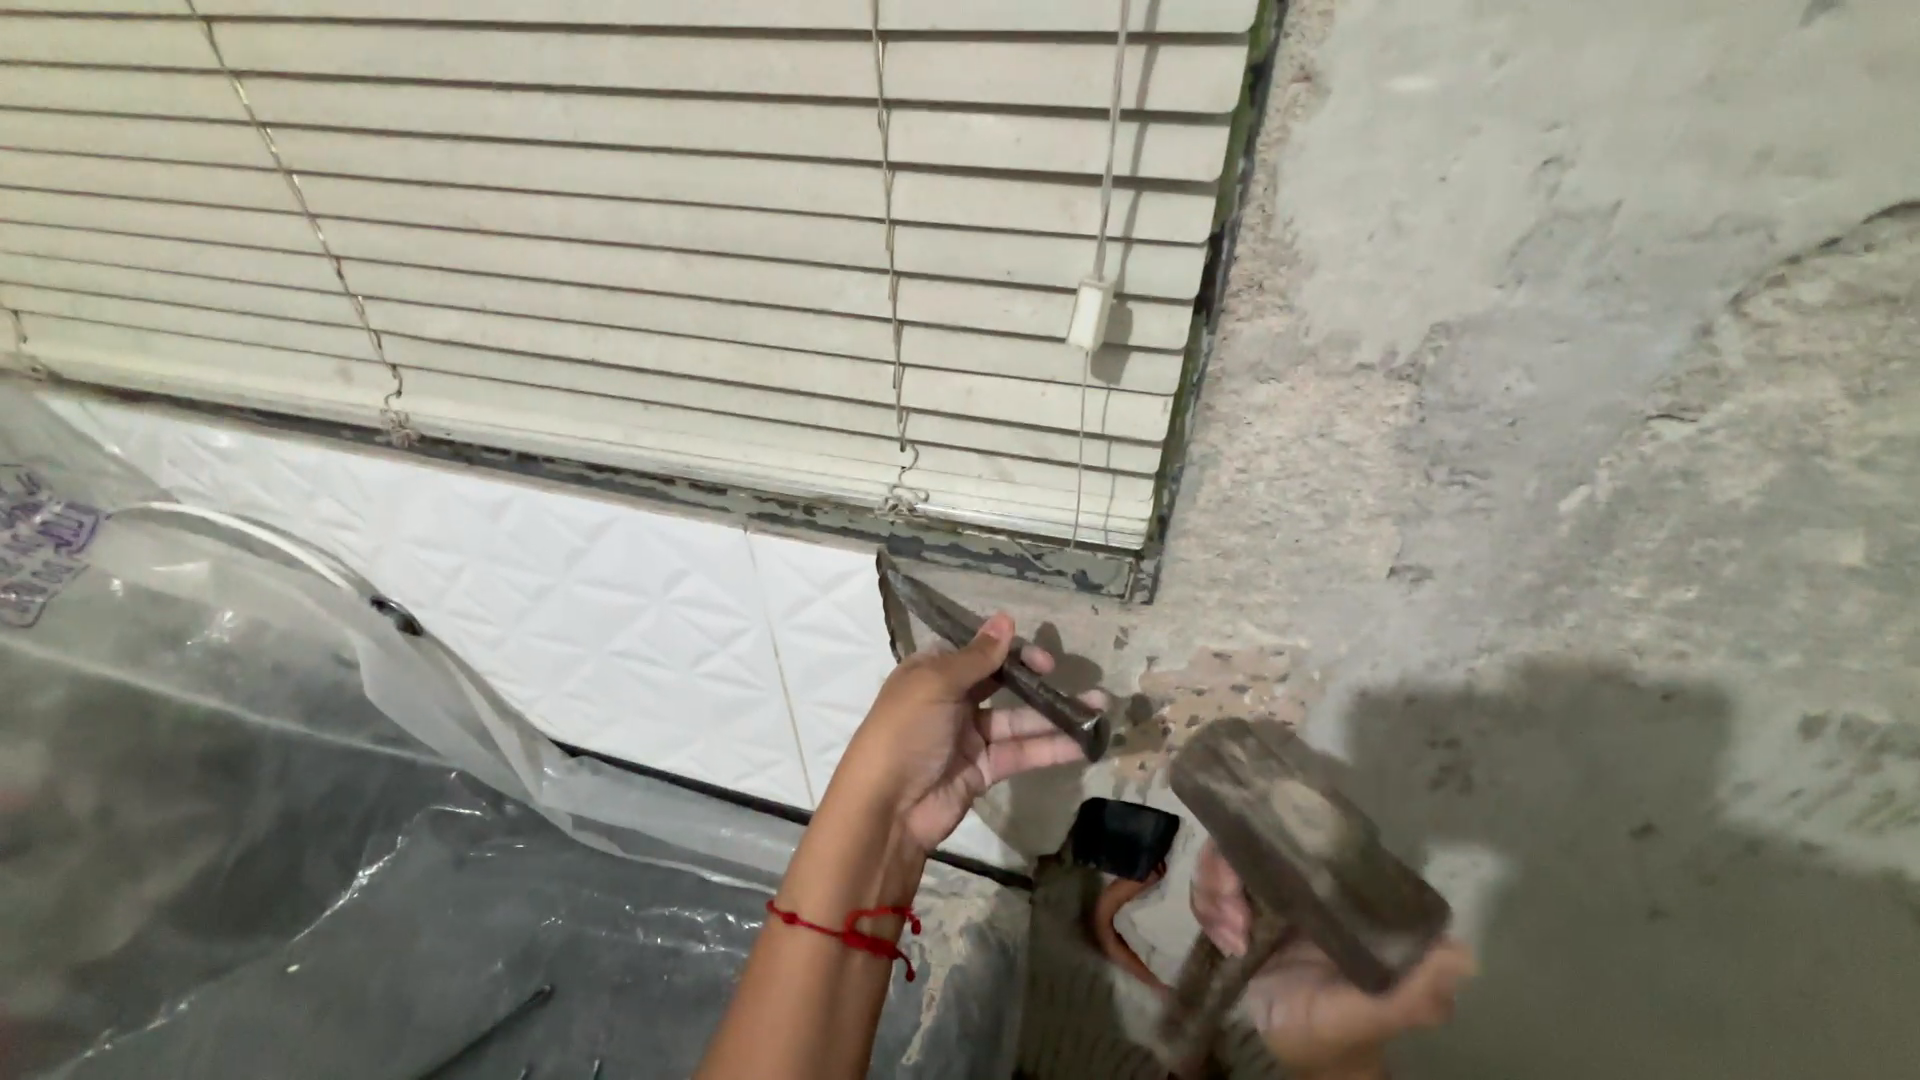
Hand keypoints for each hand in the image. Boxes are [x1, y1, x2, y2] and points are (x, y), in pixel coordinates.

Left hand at [833, 612, 1096, 853]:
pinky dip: (1052, 747)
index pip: (977, 652)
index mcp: (932, 673)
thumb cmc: (905, 732)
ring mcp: (969, 736)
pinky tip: (1083, 741)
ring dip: (1055, 714)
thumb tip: (1006, 619)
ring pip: (1018, 720)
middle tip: (1065, 677)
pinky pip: (1022, 752)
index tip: (1039, 657)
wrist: (887, 807)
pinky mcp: (984, 769)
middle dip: (1036, 680)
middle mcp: (952, 700)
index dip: (1008, 649)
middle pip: (1001, 683)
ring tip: (1098, 707)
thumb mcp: (936, 684)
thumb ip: (977, 656)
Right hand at [1192, 841, 1474, 1078]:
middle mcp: (1297, 881)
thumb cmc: (1348, 1031)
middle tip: (1233, 917)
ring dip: (1213, 893)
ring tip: (1231, 935)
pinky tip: (1225, 943)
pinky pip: (1208, 889)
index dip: (1272, 838)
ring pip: (1222, 860)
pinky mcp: (1235, 912)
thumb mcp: (1381, 1013)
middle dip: (1226, 871)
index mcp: (1335, 892)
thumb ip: (1416, 991)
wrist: (1305, 1054)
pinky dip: (1206, 909)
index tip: (1256, 874)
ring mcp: (1264, 894)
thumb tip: (1458, 952)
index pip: (1299, 839)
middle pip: (1248, 841)